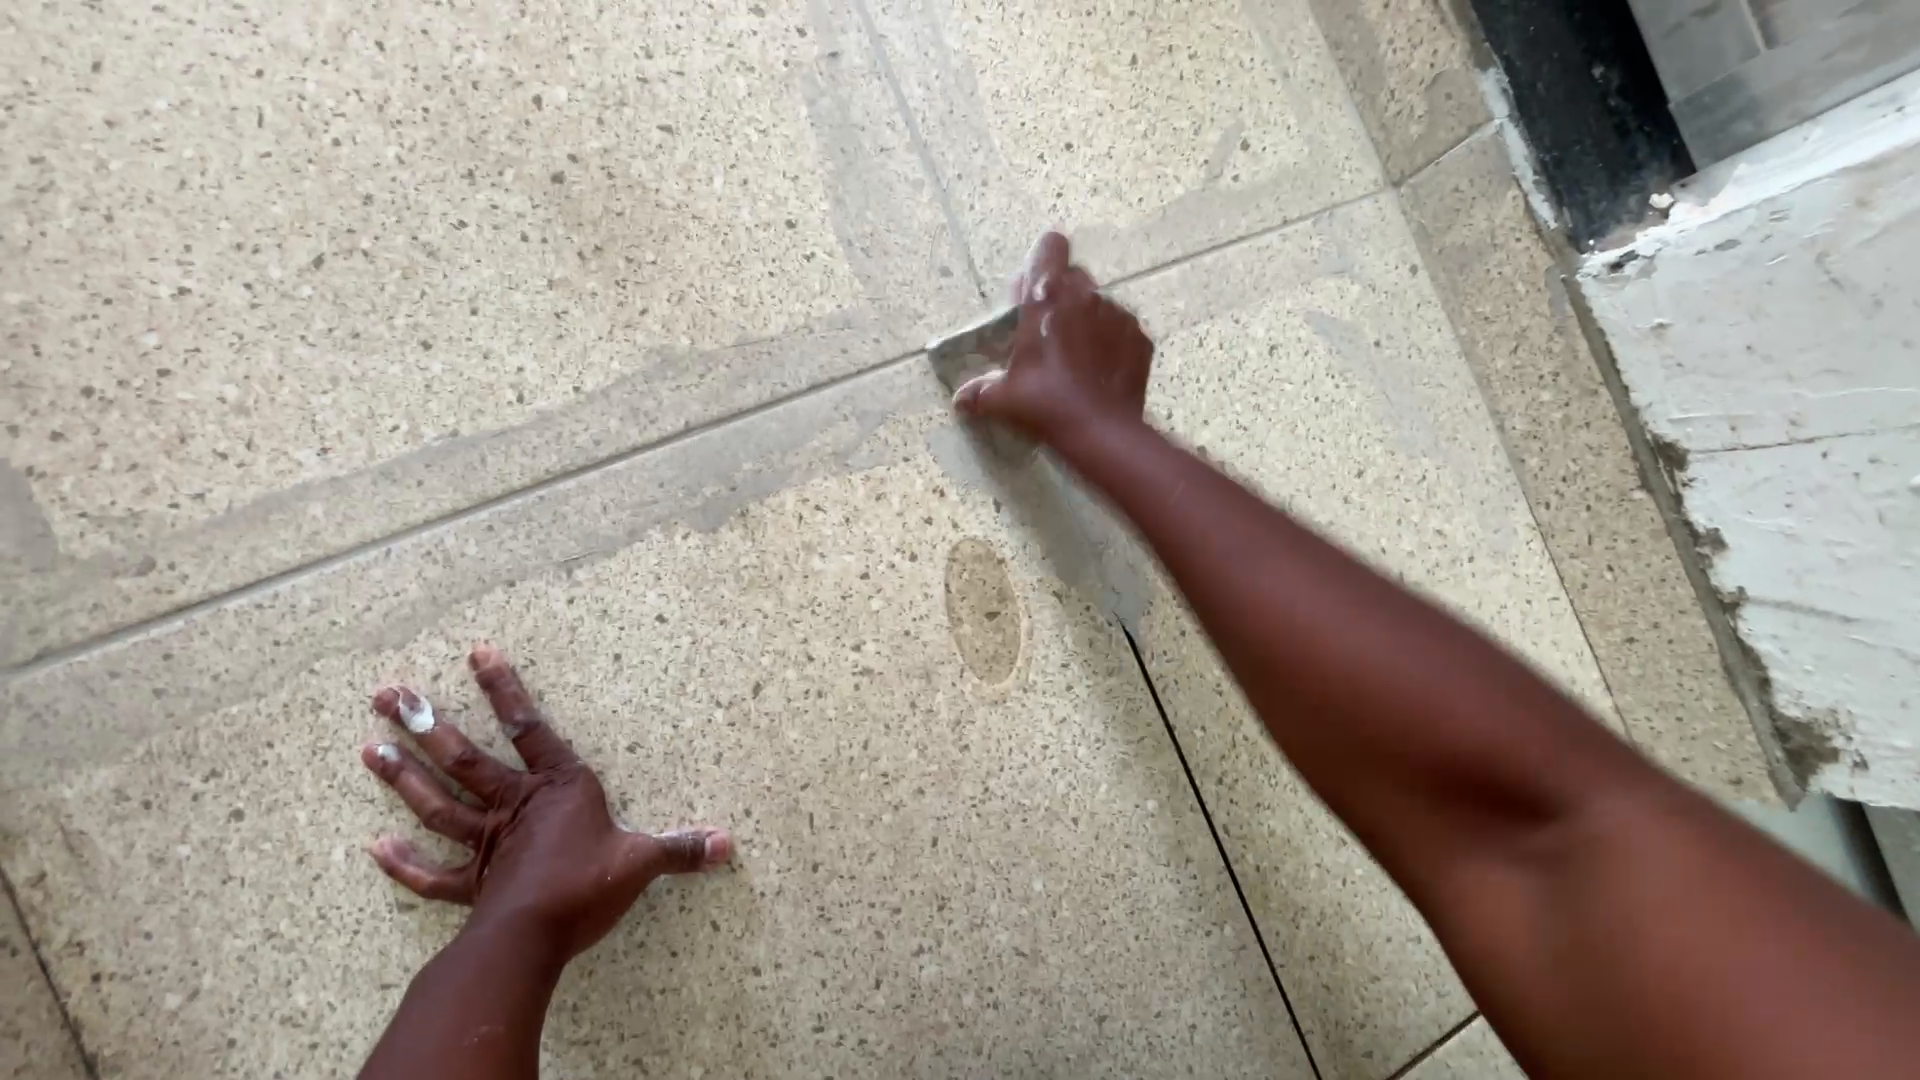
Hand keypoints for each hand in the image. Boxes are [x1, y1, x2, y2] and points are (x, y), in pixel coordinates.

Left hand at [361, 645, 731, 961]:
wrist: (532, 939)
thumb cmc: (586, 886)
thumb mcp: (642, 861)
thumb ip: (681, 847)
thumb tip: (728, 843)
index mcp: (558, 789)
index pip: (530, 728)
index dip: (505, 689)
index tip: (477, 653)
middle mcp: (515, 807)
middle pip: (464, 759)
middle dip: (426, 724)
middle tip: (387, 694)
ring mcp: (485, 845)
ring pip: (437, 803)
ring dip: (402, 777)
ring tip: (370, 746)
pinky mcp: (469, 886)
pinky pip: (430, 873)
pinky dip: (402, 863)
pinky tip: (373, 847)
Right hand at [951, 231, 1153, 442]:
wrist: (1101, 430)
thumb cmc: (1045, 403)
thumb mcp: (1003, 399)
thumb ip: (981, 392)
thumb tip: (961, 399)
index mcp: (1048, 296)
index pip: (1050, 246)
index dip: (1041, 263)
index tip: (1030, 293)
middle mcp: (1086, 295)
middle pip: (1074, 276)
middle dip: (1062, 295)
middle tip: (1049, 331)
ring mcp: (1119, 314)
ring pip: (1100, 304)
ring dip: (1087, 322)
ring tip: (1078, 359)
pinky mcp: (1141, 338)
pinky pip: (1122, 331)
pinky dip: (1112, 345)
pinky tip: (1101, 373)